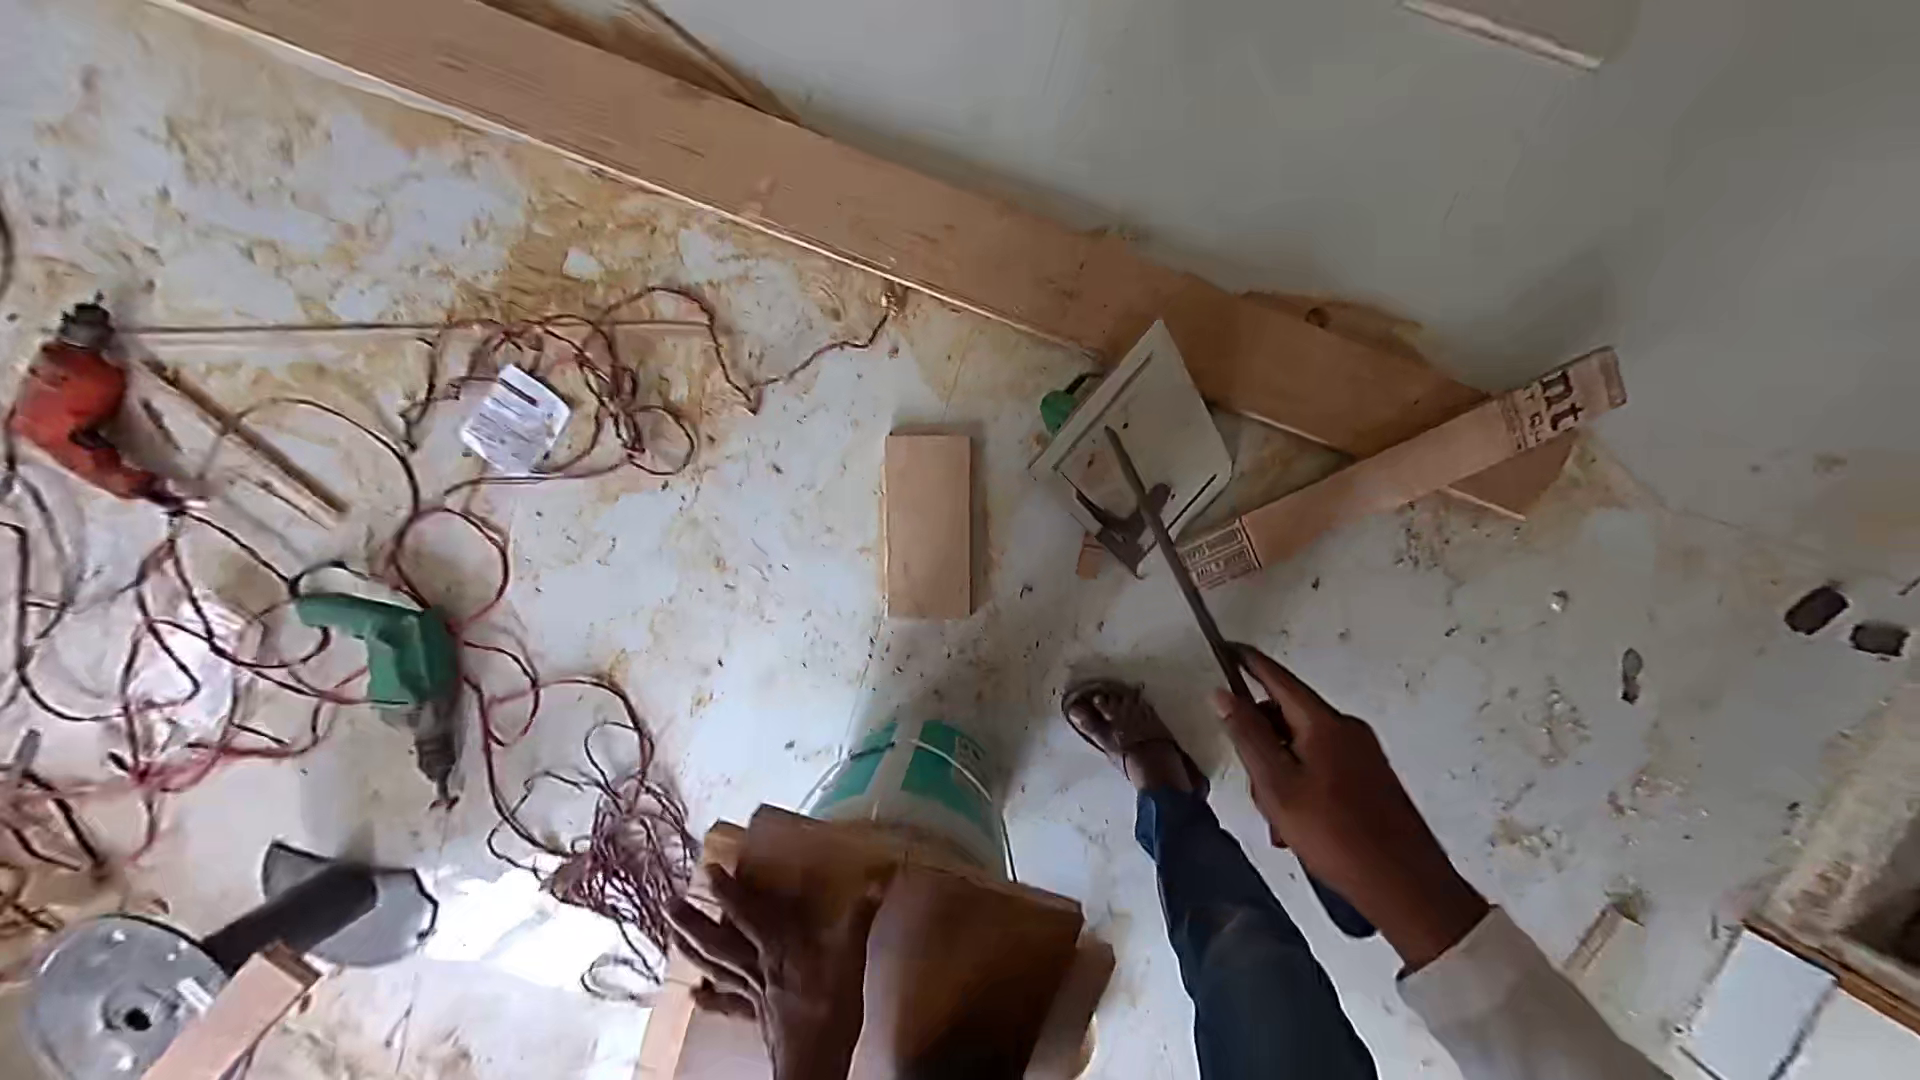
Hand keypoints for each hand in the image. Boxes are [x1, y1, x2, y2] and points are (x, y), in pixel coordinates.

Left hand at [668, 867, 883, 1079]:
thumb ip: (860, 916)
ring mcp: (751, 992)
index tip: (707, 869)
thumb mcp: (851, 955)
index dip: (727, 891)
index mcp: (779, 945)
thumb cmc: (831, 1006)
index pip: (747, 912)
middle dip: (692, 921)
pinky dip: (710, 1000)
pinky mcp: (753, 1016)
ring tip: (671, 933)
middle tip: (667, 902)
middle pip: (718, 940)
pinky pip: (727, 1005)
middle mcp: (758, 964)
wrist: (814, 1065)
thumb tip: (880, 878)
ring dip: (691, 949)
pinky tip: (695, 996)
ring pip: (715, 966)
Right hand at [1211, 645, 1488, 970]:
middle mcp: (1346, 729)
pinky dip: (1299, 783)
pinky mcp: (1370, 778)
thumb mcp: (1276, 784)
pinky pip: (1320, 765)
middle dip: (1260, 741)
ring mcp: (1362, 754)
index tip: (1226, 648)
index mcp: (1324, 724)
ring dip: (1278, 771)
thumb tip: (1221, 693)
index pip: (1278, 678)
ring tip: (1277, 818)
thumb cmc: (1334, 834)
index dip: (1249, 662)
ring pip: (1300, 745)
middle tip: (1252, 782)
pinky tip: (1294, 826)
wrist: (1408, 889)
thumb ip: (1246, 735)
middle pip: (1286, 716)